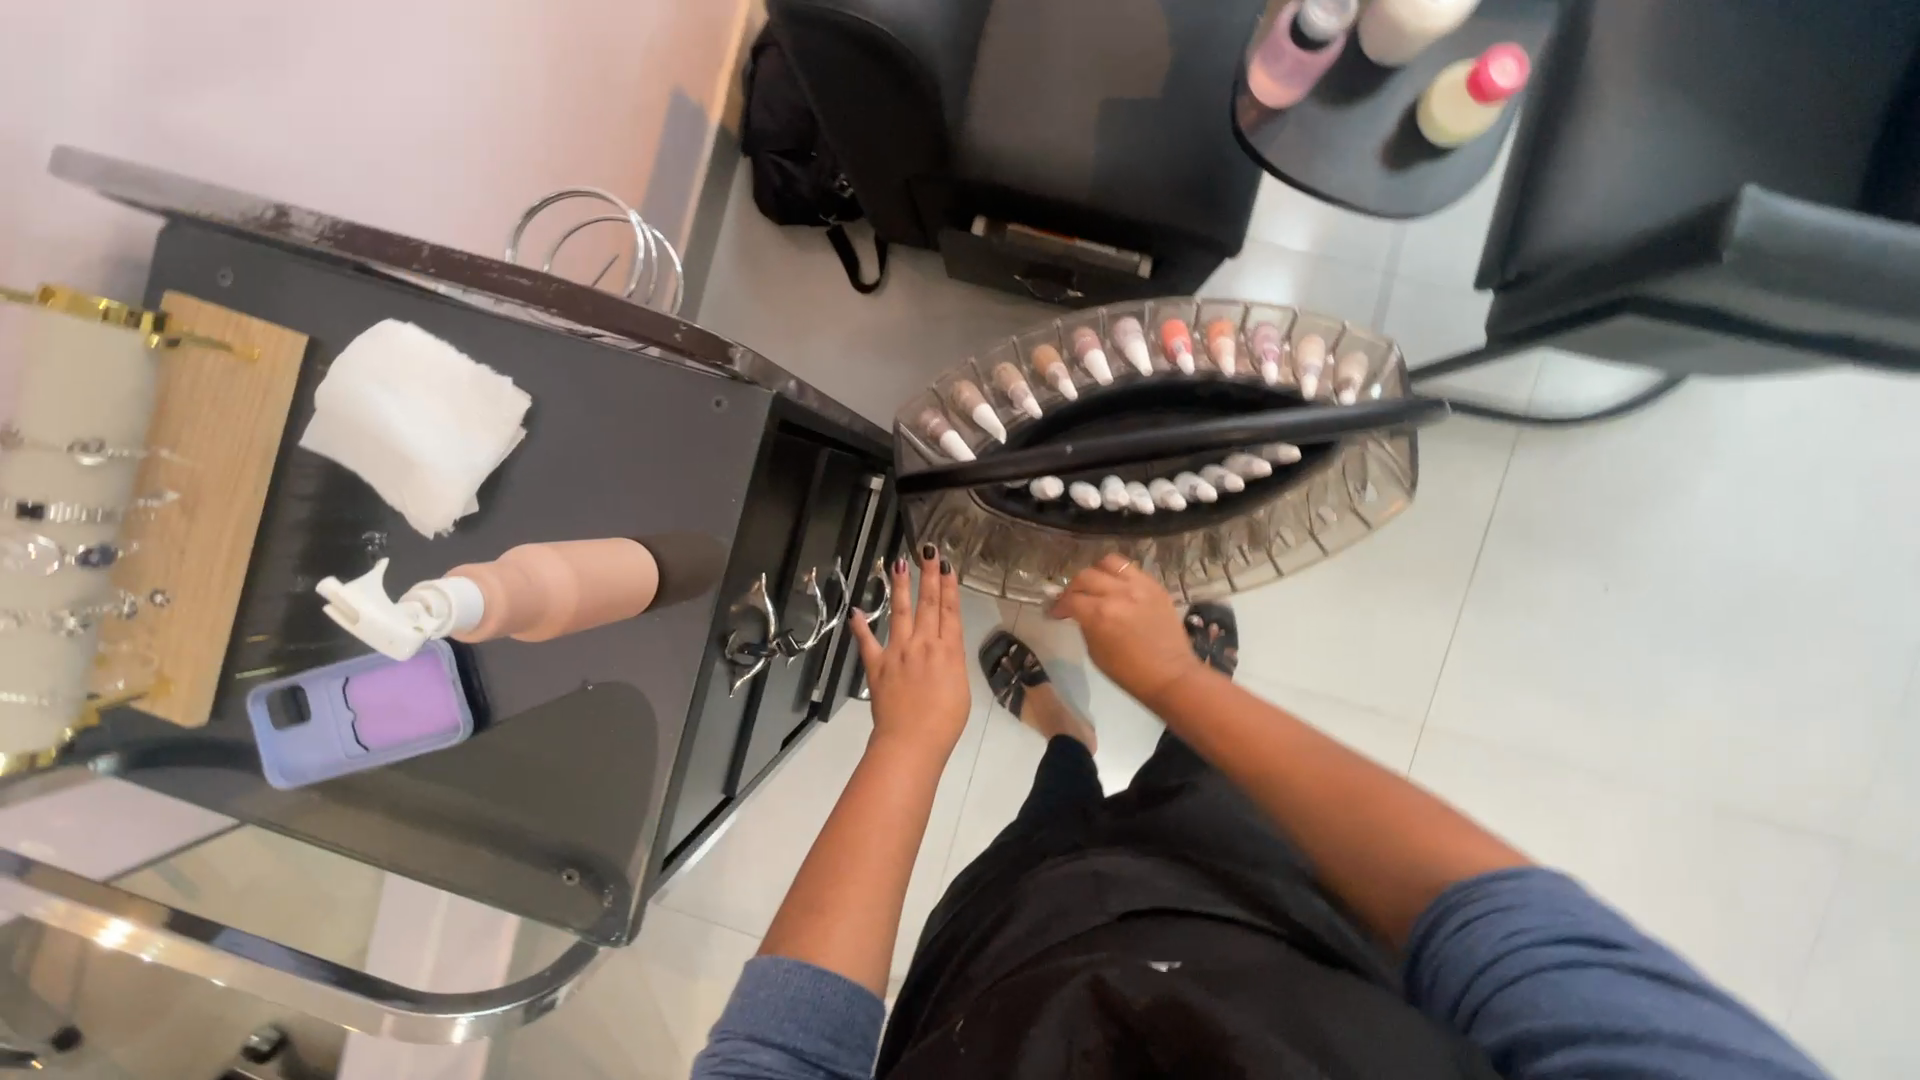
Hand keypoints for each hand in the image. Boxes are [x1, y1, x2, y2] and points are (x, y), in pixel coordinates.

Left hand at [850, 545, 970, 764]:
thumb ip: (951, 664)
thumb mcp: (960, 689)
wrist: (912, 741)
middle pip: (928, 604)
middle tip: (928, 551)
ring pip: (899, 613)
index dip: (948, 587)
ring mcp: (898, 652)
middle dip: (928, 575)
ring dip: (899, 587)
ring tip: (898, 564)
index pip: (949, 611)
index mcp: (949, 651)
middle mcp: (923, 644)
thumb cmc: (945, 722)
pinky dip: (860, 627)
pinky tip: (855, 611)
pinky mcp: (877, 666)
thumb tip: (943, 650)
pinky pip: (867, 642)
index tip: (946, 565)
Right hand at [1049, 554, 1207, 710]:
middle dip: (1073, 588)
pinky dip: (1118, 575)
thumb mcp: (1095, 651)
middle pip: (1085, 576)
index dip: (1058, 606)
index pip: (1070, 599)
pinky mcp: (1155, 586)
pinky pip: (1131, 569)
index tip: (1056, 612)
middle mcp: (1118, 593)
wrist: (1170, 675)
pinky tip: (1117, 587)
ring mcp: (1139, 586)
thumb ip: (1086, 625)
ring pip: (1109, 562)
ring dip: (1096, 572)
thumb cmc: (1128, 672)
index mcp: (1100, 614)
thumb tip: (1080, 612)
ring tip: (1096, 585)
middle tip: (1073, 599)